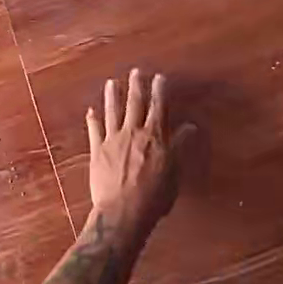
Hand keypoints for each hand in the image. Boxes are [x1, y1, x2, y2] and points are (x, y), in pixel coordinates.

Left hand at [86, 68, 195, 227]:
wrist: (123, 212)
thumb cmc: (154, 196)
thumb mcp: (174, 171)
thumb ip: (180, 146)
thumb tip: (190, 127)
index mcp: (154, 137)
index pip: (159, 107)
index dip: (159, 90)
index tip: (159, 77)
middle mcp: (133, 133)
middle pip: (134, 104)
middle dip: (136, 86)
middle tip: (135, 71)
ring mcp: (113, 141)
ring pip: (112, 112)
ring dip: (112, 96)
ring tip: (112, 83)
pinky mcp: (97, 152)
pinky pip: (94, 131)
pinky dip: (92, 120)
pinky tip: (91, 110)